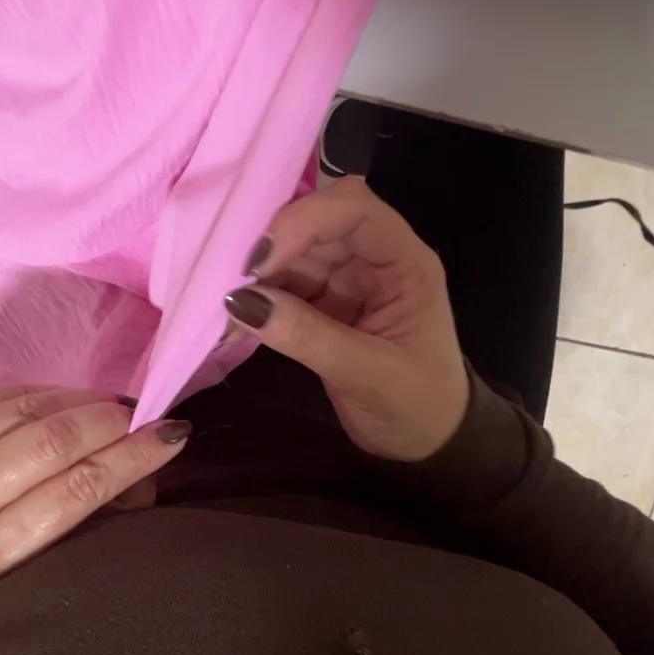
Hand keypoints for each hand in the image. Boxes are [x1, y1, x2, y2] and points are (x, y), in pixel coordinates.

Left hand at [0, 386, 190, 577]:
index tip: (171, 434)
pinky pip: (2, 393)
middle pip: (52, 443)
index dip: (131, 457)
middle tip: (142, 415)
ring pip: (27, 410)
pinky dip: (47, 393)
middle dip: (110, 421)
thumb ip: (98, 508)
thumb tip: (147, 463)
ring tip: (112, 405)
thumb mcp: (43, 548)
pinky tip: (69, 399)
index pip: (78, 489)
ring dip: (83, 400)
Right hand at [226, 177, 467, 460]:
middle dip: (274, 247)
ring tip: (227, 309)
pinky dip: (259, 300)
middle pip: (318, 224)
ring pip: (296, 253)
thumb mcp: (368, 375)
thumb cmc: (417, 407)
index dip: (304, 221)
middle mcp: (376, 261)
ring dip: (260, 276)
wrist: (426, 443)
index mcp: (405, 263)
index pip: (354, 211)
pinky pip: (286, 286)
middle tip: (232, 284)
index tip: (260, 261)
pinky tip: (235, 322)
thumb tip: (241, 303)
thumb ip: (308, 337)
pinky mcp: (326, 305)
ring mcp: (349, 281)